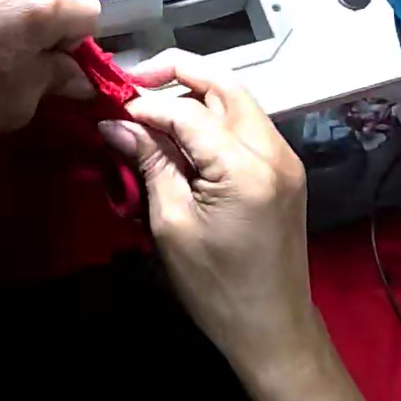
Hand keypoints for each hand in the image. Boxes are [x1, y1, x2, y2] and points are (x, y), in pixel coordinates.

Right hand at [97, 51, 323, 376]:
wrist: (273, 326)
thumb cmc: (216, 288)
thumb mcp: (172, 224)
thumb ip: (150, 162)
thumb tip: (115, 123)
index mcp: (245, 168)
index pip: (191, 111)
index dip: (149, 104)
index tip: (115, 109)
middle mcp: (274, 150)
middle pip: (226, 85)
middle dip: (180, 73)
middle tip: (137, 81)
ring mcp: (285, 156)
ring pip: (239, 100)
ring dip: (198, 93)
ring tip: (155, 106)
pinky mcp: (285, 167)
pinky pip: (247, 124)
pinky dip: (215, 116)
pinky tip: (185, 130)